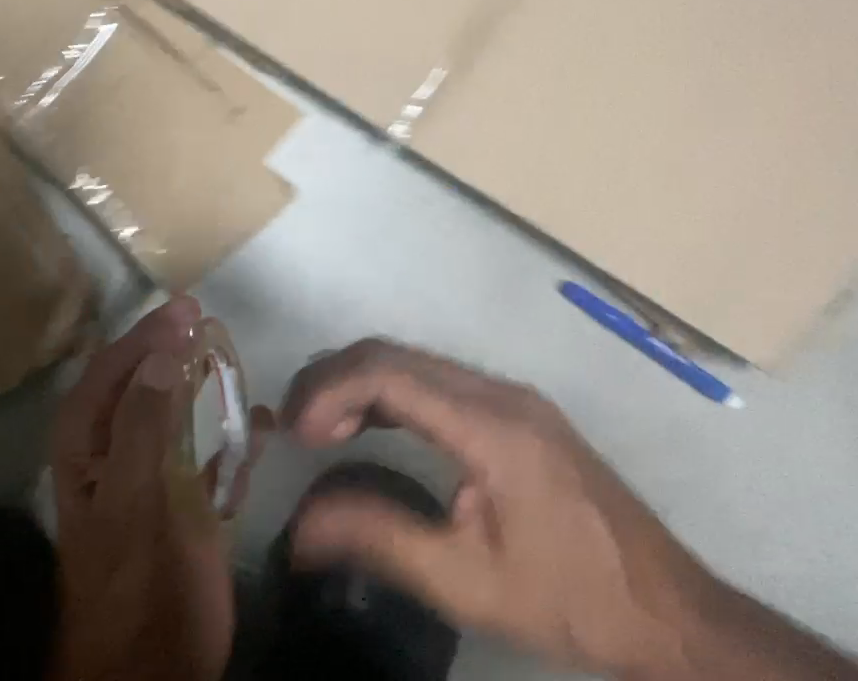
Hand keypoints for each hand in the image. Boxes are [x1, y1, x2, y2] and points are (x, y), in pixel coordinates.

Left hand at [47, 297, 272, 680]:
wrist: (151, 666)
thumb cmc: (134, 580)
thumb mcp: (134, 497)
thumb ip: (145, 424)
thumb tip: (159, 351)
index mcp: (86, 441)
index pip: (112, 371)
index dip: (145, 337)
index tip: (185, 309)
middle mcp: (113, 449)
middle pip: (141, 385)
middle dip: (169, 352)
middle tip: (206, 321)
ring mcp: (150, 477)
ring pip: (174, 417)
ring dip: (199, 388)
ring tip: (229, 359)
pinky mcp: (184, 507)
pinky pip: (206, 458)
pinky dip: (228, 439)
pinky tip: (255, 423)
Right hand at [280, 338, 717, 677]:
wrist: (676, 618)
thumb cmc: (570, 600)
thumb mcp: (465, 583)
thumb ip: (376, 538)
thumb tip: (297, 526)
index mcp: (494, 430)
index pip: (386, 373)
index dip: (326, 392)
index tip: (297, 436)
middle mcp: (502, 397)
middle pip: (389, 354)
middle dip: (327, 381)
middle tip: (294, 428)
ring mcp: (513, 399)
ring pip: (407, 359)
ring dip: (351, 383)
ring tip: (319, 429)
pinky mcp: (515, 412)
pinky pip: (430, 377)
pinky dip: (382, 391)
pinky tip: (365, 426)